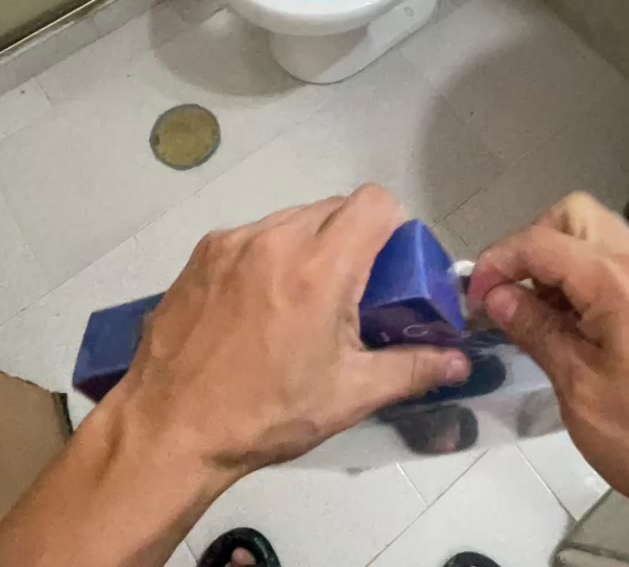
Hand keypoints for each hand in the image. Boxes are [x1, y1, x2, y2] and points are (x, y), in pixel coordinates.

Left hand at [103, 184, 472, 475]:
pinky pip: (255, 233)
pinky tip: (258, 301)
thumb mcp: (348, 395)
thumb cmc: (266, 413)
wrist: (169, 427)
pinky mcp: (204, 249)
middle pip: (335, 208)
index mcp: (320, 267)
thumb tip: (459, 360)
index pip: (374, 202)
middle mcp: (277, 238)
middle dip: (353, 239)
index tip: (389, 265)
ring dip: (310, 243)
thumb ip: (412, 368)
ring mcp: (235, 239)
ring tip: (301, 297)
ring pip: (294, 217)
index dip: (392, 226)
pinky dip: (270, 253)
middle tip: (349, 289)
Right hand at [467, 194, 628, 566]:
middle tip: (514, 291)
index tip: (473, 299)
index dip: (496, 262)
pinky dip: (589, 279)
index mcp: (614, 279)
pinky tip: (581, 329)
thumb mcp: (580, 389)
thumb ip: (536, 330)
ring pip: (601, 236)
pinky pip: (622, 266)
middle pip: (574, 214)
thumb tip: (497, 296)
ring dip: (562, 259)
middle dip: (533, 241)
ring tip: (543, 313)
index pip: (538, 241)